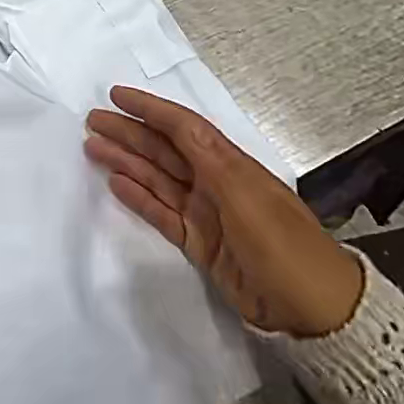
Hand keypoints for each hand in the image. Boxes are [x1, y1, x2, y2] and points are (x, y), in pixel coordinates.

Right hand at [85, 87, 363, 336]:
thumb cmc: (282, 246)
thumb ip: (209, 161)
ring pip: (159, 179)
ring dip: (128, 161)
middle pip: (165, 150)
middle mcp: (215, 181)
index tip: (117, 96)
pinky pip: (163, 212)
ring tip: (94, 147)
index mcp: (229, 163)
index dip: (151, 109)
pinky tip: (117, 184)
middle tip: (93, 121)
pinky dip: (140, 198)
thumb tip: (178, 123)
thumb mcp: (247, 198)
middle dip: (131, 133)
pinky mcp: (201, 243)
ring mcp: (207, 212)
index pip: (183, 127)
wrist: (311, 307)